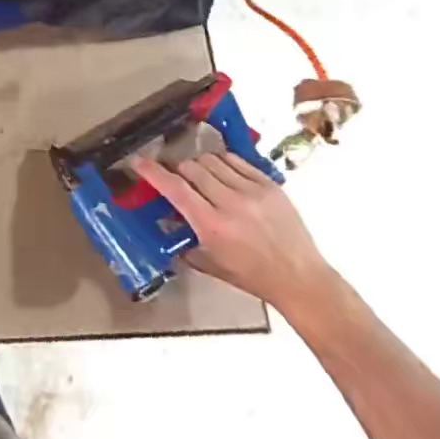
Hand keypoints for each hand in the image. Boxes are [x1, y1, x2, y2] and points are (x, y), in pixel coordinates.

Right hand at [132, 152, 334, 310]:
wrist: (301, 278)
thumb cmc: (253, 276)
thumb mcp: (211, 264)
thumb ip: (185, 242)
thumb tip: (166, 223)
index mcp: (212, 226)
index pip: (175, 188)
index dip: (153, 172)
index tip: (139, 162)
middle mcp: (230, 203)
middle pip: (192, 168)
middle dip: (178, 170)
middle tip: (177, 177)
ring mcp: (253, 191)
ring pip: (212, 160)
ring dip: (200, 165)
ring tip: (201, 176)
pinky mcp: (269, 185)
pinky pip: (237, 161)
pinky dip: (223, 163)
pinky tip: (223, 174)